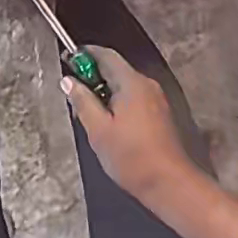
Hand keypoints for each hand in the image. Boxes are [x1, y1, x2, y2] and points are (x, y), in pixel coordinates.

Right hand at [63, 47, 194, 200]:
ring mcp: (156, 100)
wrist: (169, 184)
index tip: (69, 58)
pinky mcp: (159, 114)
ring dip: (105, 91)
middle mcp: (147, 86)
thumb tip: (69, 81)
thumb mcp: (98, 129)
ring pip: (124, 85)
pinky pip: (134, 98)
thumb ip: (82, 101)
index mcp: (132, 83)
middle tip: (73, 89)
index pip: (106, 55)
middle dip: (93, 75)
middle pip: (116, 69)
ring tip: (87, 111)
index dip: (85, 53)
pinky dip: (118, 103)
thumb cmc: (133, 158)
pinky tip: (108, 123)